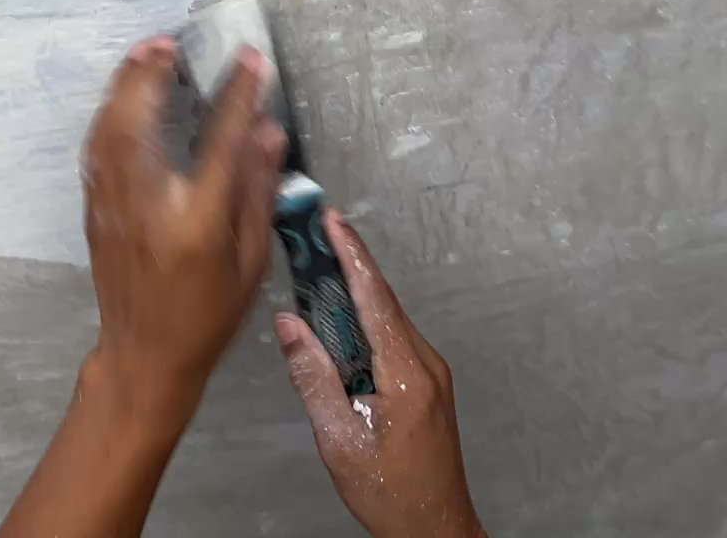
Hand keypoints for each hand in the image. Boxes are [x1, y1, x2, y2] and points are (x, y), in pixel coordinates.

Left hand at [82, 36, 287, 422]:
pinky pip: (97, 146)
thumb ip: (257, 192)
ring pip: (110, 129)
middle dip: (152, 76)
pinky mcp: (95, 207)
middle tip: (168, 41)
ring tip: (144, 52)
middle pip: (142, 124)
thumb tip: (268, 130)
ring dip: (125, 84)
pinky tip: (122, 92)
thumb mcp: (250, 260)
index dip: (238, 96)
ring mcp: (113, 204)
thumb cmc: (207, 313)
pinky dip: (109, 110)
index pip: (221, 144)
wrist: (143, 354)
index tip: (250, 58)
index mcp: (196, 222)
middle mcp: (148, 204)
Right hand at [275, 212, 484, 537]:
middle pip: (382, 299)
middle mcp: (425, 361)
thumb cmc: (388, 491)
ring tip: (321, 263)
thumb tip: (288, 323)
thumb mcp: (339, 440)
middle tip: (318, 231)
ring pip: (388, 314)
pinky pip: (392, 333)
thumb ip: (313, 378)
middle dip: (350, 261)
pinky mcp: (429, 379)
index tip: (334, 220)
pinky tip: (340, 314)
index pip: (374, 298)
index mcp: (406, 372)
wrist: (438, 531)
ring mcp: (431, 369)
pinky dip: (365, 313)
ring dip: (356, 288)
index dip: (353, 255)